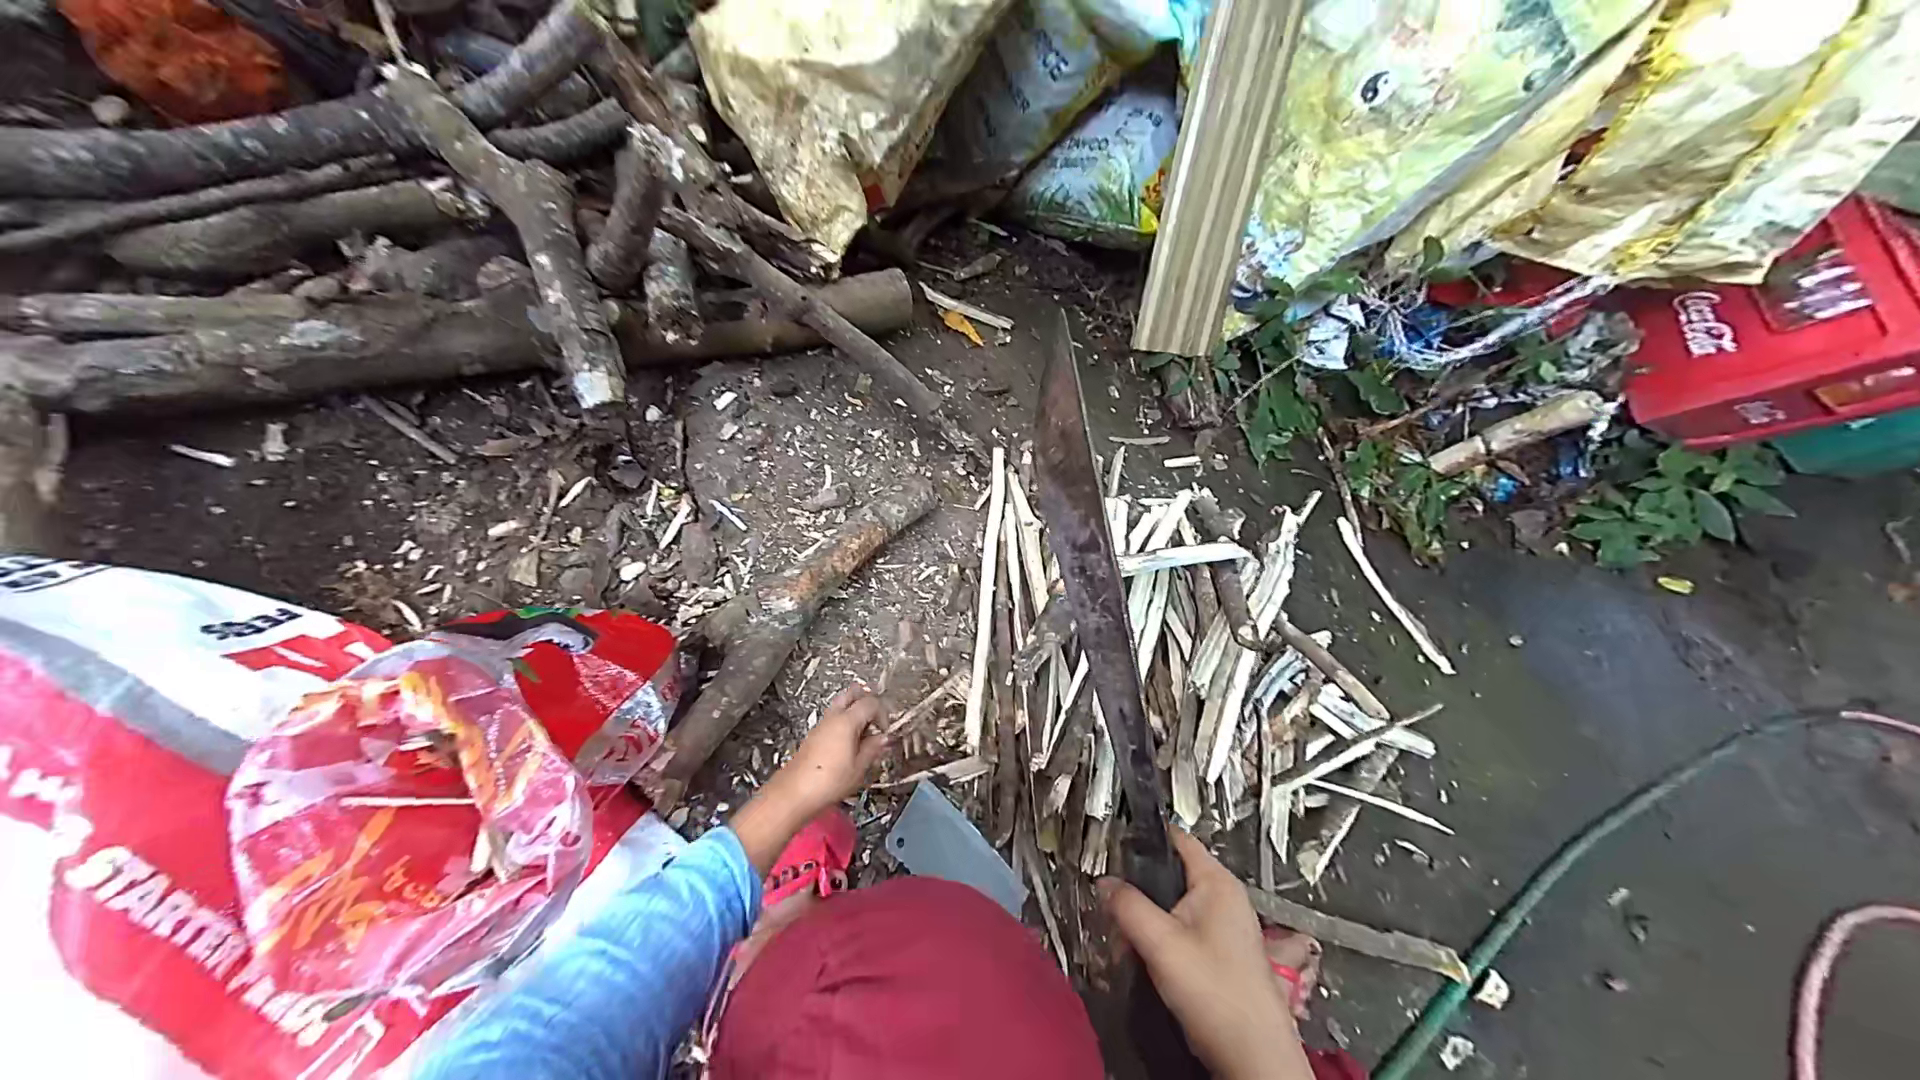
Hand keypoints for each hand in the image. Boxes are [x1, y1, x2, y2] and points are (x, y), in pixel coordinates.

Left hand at [766, 685, 889, 814]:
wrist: (794, 794)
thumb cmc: (827, 782)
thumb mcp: (859, 767)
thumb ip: (873, 748)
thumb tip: (883, 739)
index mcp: (847, 721)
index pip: (870, 703)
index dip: (883, 713)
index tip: (885, 730)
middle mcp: (832, 718)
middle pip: (852, 693)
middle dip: (867, 701)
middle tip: (876, 720)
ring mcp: (821, 725)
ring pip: (841, 705)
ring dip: (855, 712)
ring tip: (864, 734)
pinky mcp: (813, 736)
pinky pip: (832, 719)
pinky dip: (844, 724)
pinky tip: (849, 744)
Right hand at [1100, 831, 1314, 1079]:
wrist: (1254, 1059)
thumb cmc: (1215, 992)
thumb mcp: (1160, 942)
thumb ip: (1127, 905)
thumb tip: (1103, 882)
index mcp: (1217, 881)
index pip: (1177, 837)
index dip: (1144, 836)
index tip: (1112, 844)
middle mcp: (1225, 897)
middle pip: (1170, 875)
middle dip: (1138, 892)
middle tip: (1114, 910)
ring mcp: (1226, 926)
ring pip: (1173, 907)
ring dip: (1146, 921)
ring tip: (1127, 943)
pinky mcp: (1222, 953)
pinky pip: (1182, 931)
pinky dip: (1161, 940)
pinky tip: (1146, 961)